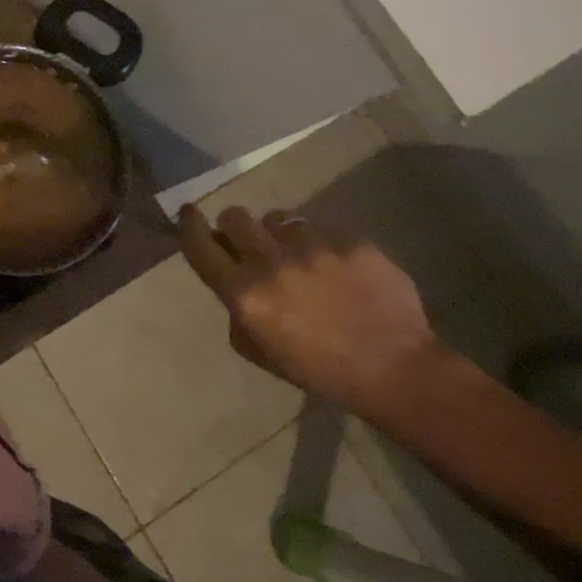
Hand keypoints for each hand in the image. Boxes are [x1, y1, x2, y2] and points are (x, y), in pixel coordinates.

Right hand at [176, 204, 450, 413]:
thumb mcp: (259, 350)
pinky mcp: (349, 241)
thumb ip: (237, 311)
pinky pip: (321, 228)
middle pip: (235, 218)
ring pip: (279, 218)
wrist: (394, 367)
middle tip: (247, 240)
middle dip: (234, 226)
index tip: (188, 212)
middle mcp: (272, 263)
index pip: (201, 246)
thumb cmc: (319, 369)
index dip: (189, 225)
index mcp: (245, 294)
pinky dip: (319, 243)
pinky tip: (335, 267)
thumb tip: (236, 284)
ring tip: (298, 254)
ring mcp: (313, 247)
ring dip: (278, 233)